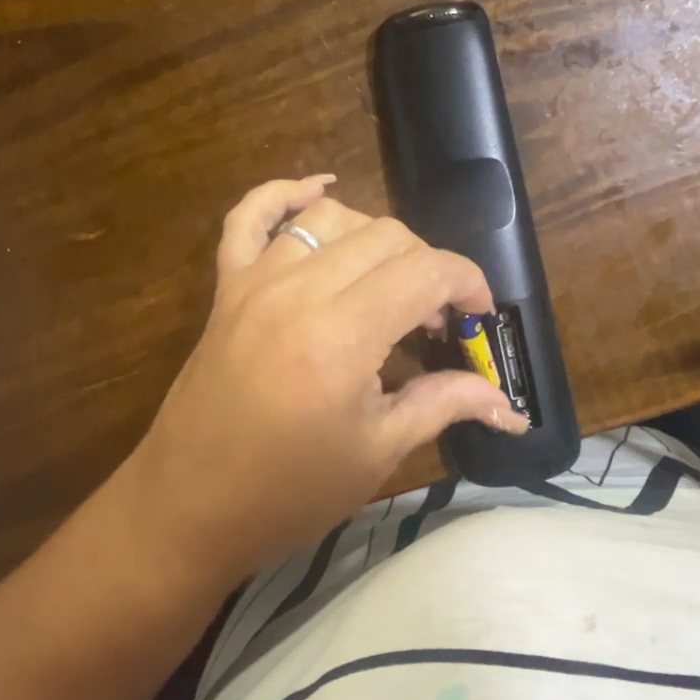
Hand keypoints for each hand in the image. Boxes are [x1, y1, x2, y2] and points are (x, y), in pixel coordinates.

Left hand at [118, 176, 526, 581]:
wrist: (189, 507)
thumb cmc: (289, 493)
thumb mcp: (377, 452)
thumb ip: (443, 405)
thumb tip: (509, 402)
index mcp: (342, 334)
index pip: (427, 270)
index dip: (468, 283)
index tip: (479, 317)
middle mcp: (299, 289)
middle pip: (386, 236)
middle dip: (428, 267)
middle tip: (436, 321)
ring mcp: (256, 281)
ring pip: (331, 218)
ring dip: (374, 238)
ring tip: (388, 285)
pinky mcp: (226, 287)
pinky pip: (250, 216)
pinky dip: (284, 194)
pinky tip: (317, 192)